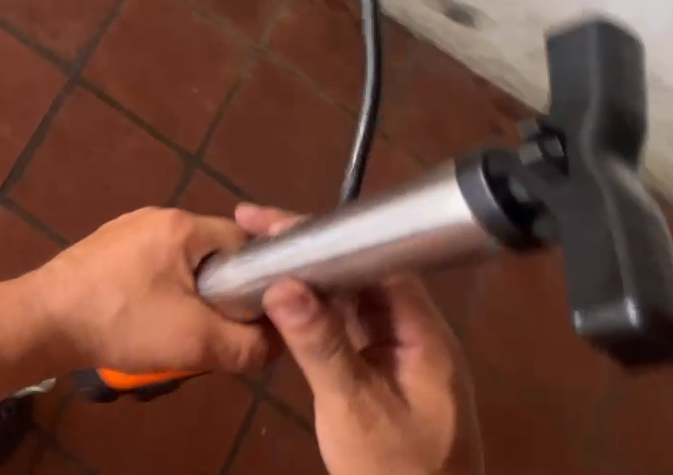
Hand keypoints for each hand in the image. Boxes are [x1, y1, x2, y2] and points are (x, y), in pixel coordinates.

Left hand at [22, 207, 276, 375]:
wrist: (48, 319)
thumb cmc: (123, 321)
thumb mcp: (199, 342)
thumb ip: (251, 343)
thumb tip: (275, 338)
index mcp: (181, 225)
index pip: (245, 242)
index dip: (262, 280)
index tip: (259, 316)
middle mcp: (155, 217)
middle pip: (213, 254)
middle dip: (223, 294)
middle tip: (219, 332)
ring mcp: (128, 230)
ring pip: (184, 264)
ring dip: (192, 298)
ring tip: (183, 332)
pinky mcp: (108, 248)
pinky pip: (155, 268)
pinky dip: (163, 294)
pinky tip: (150, 324)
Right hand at [237, 204, 481, 474]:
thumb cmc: (397, 474)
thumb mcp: (354, 411)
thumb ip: (321, 346)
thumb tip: (281, 283)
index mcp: (423, 336)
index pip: (373, 261)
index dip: (321, 235)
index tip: (268, 223)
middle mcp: (413, 333)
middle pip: (359, 270)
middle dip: (305, 246)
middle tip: (250, 231)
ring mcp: (397, 351)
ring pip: (348, 293)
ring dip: (304, 272)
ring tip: (255, 254)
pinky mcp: (379, 368)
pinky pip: (342, 320)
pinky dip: (309, 303)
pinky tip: (277, 297)